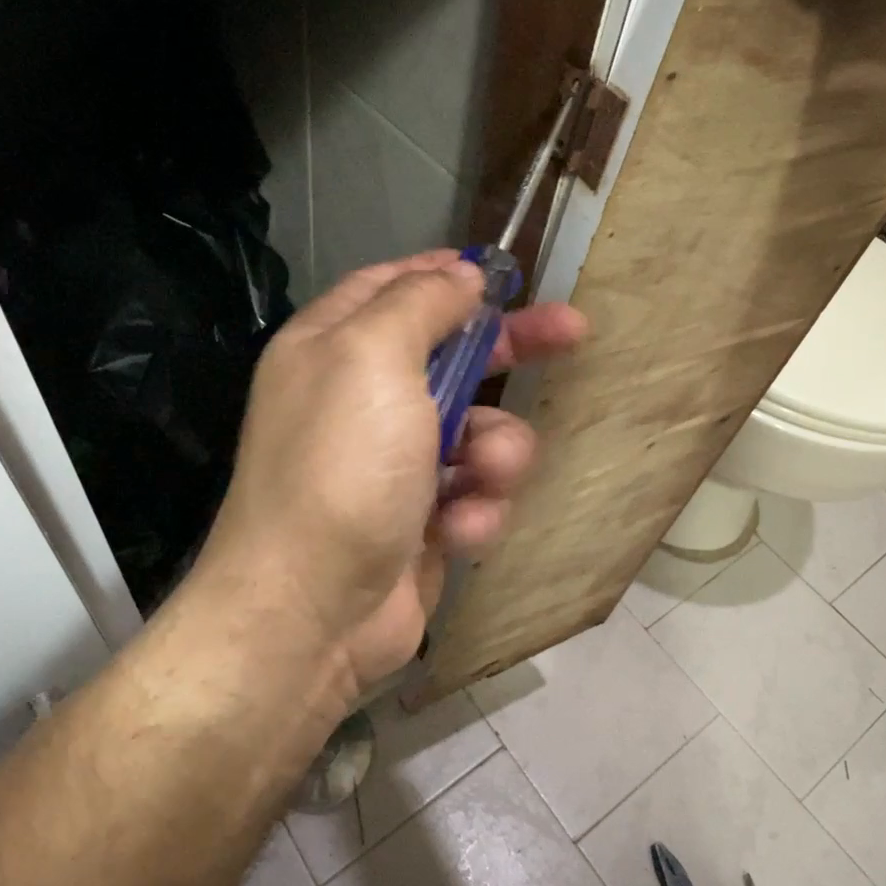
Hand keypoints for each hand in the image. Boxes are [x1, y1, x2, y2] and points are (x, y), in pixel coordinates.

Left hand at [196, 251, 585, 692]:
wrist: (311, 611)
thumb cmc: (341, 467)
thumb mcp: (373, 358)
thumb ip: (420, 304)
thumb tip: (460, 274)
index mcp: (332, 348)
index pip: (392, 288)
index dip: (447, 275)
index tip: (505, 273)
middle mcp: (358, 400)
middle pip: (449, 355)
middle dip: (509, 349)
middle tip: (574, 333)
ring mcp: (390, 465)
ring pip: (476, 432)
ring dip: (495, 451)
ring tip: (483, 477)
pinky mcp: (418, 522)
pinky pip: (472, 496)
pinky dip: (475, 510)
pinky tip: (457, 532)